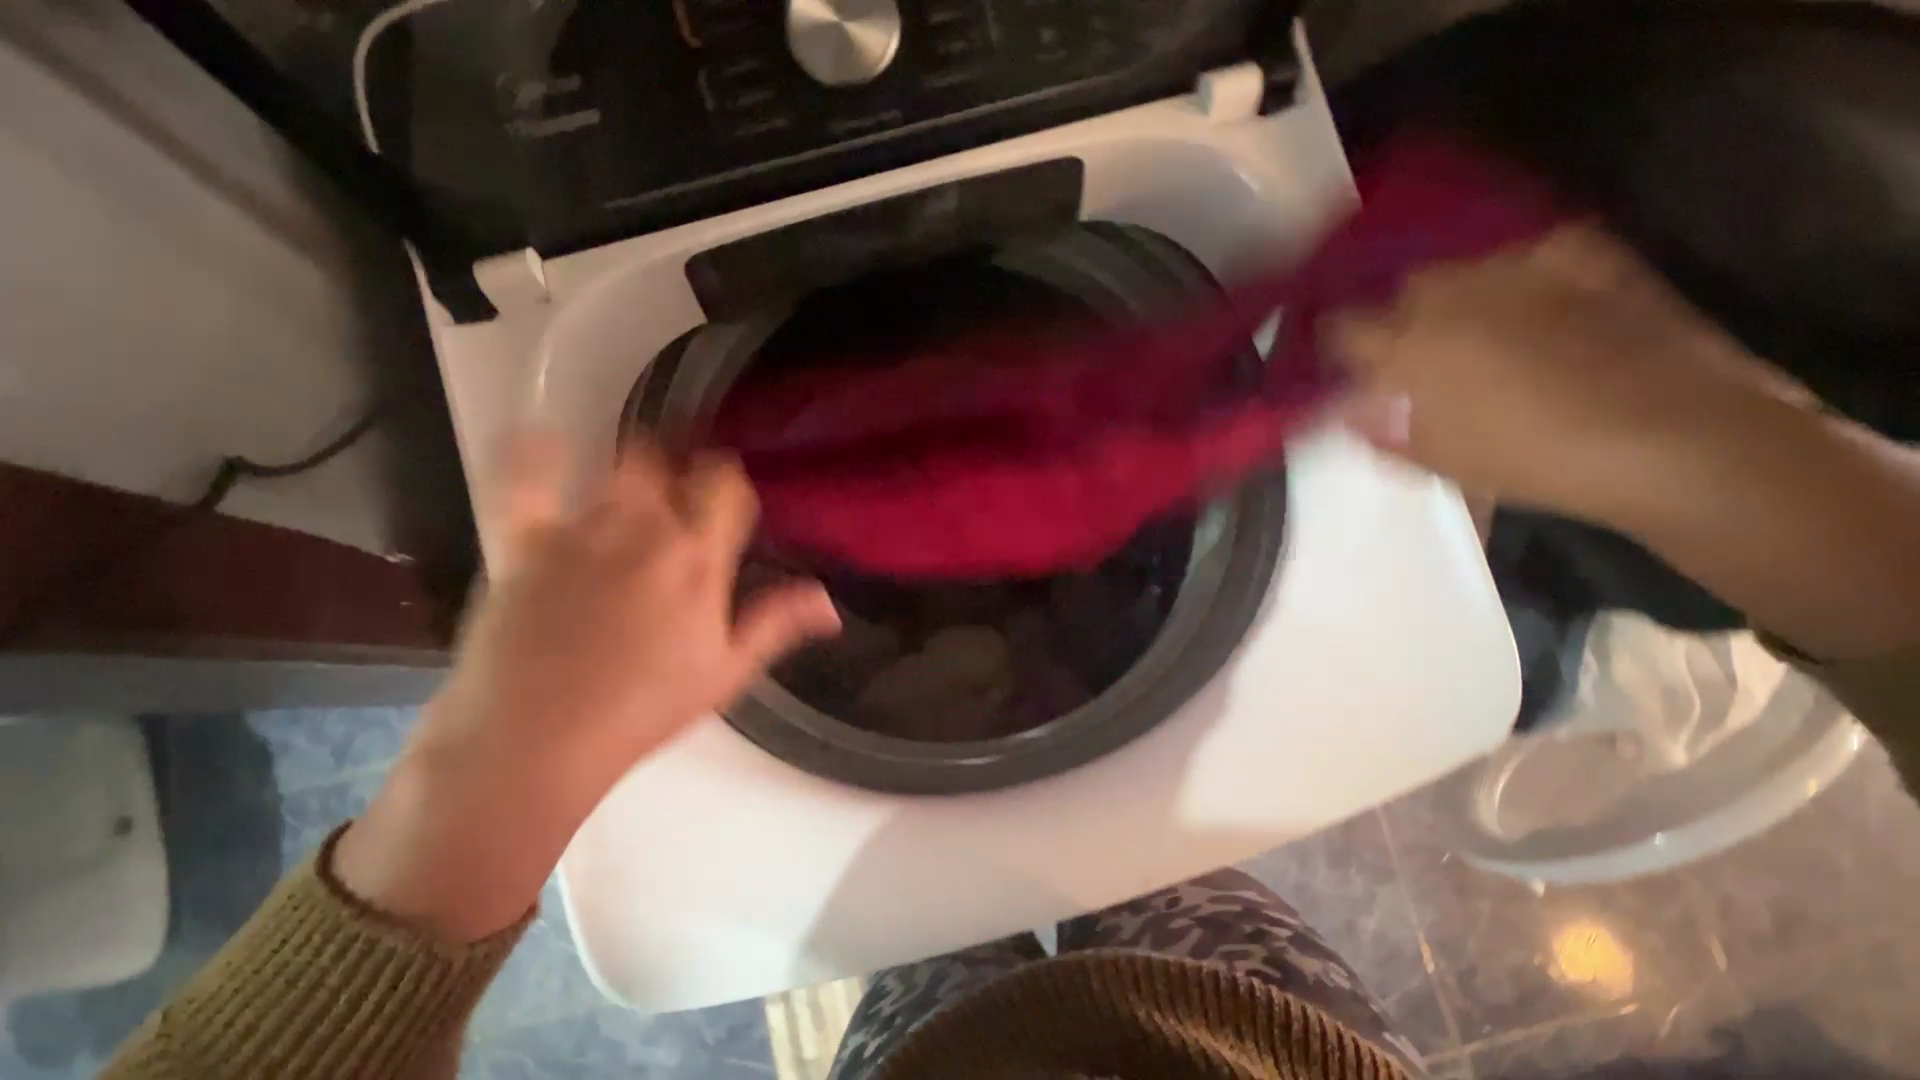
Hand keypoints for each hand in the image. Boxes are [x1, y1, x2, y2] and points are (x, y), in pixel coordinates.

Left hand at [429, 436, 841, 775]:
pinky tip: (548, 439)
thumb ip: (777, 624)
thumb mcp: (725, 673)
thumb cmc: (643, 710)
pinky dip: (539, 452)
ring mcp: (582, 529)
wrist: (541, 739)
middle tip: (679, 492)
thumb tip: (829, 602)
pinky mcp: (524, 539)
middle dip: (679, 467)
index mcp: (698, 561)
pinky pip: (528, 477)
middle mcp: (645, 530)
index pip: (726, 487)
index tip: (726, 494)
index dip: (729, 482)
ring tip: (634, 482)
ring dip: (632, 468)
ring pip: (618, 468)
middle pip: (671, 465)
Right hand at [1326, 224, 1817, 526]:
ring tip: (1485, 327)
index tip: (1349, 365)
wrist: (1667, 435)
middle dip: (1405, 316)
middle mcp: (1452, 292)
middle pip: (1406, 290)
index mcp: (1409, 344)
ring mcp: (1520, 267)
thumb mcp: (1440, 460)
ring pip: (1468, 268)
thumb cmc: (1534, 460)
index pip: (1345, 328)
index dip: (1341, 345)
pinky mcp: (1584, 254)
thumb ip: (1384, 428)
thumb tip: (1352, 408)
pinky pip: (1534, 254)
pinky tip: (1540, 300)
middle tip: (1422, 354)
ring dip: (1464, 294)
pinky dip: (1527, 275)